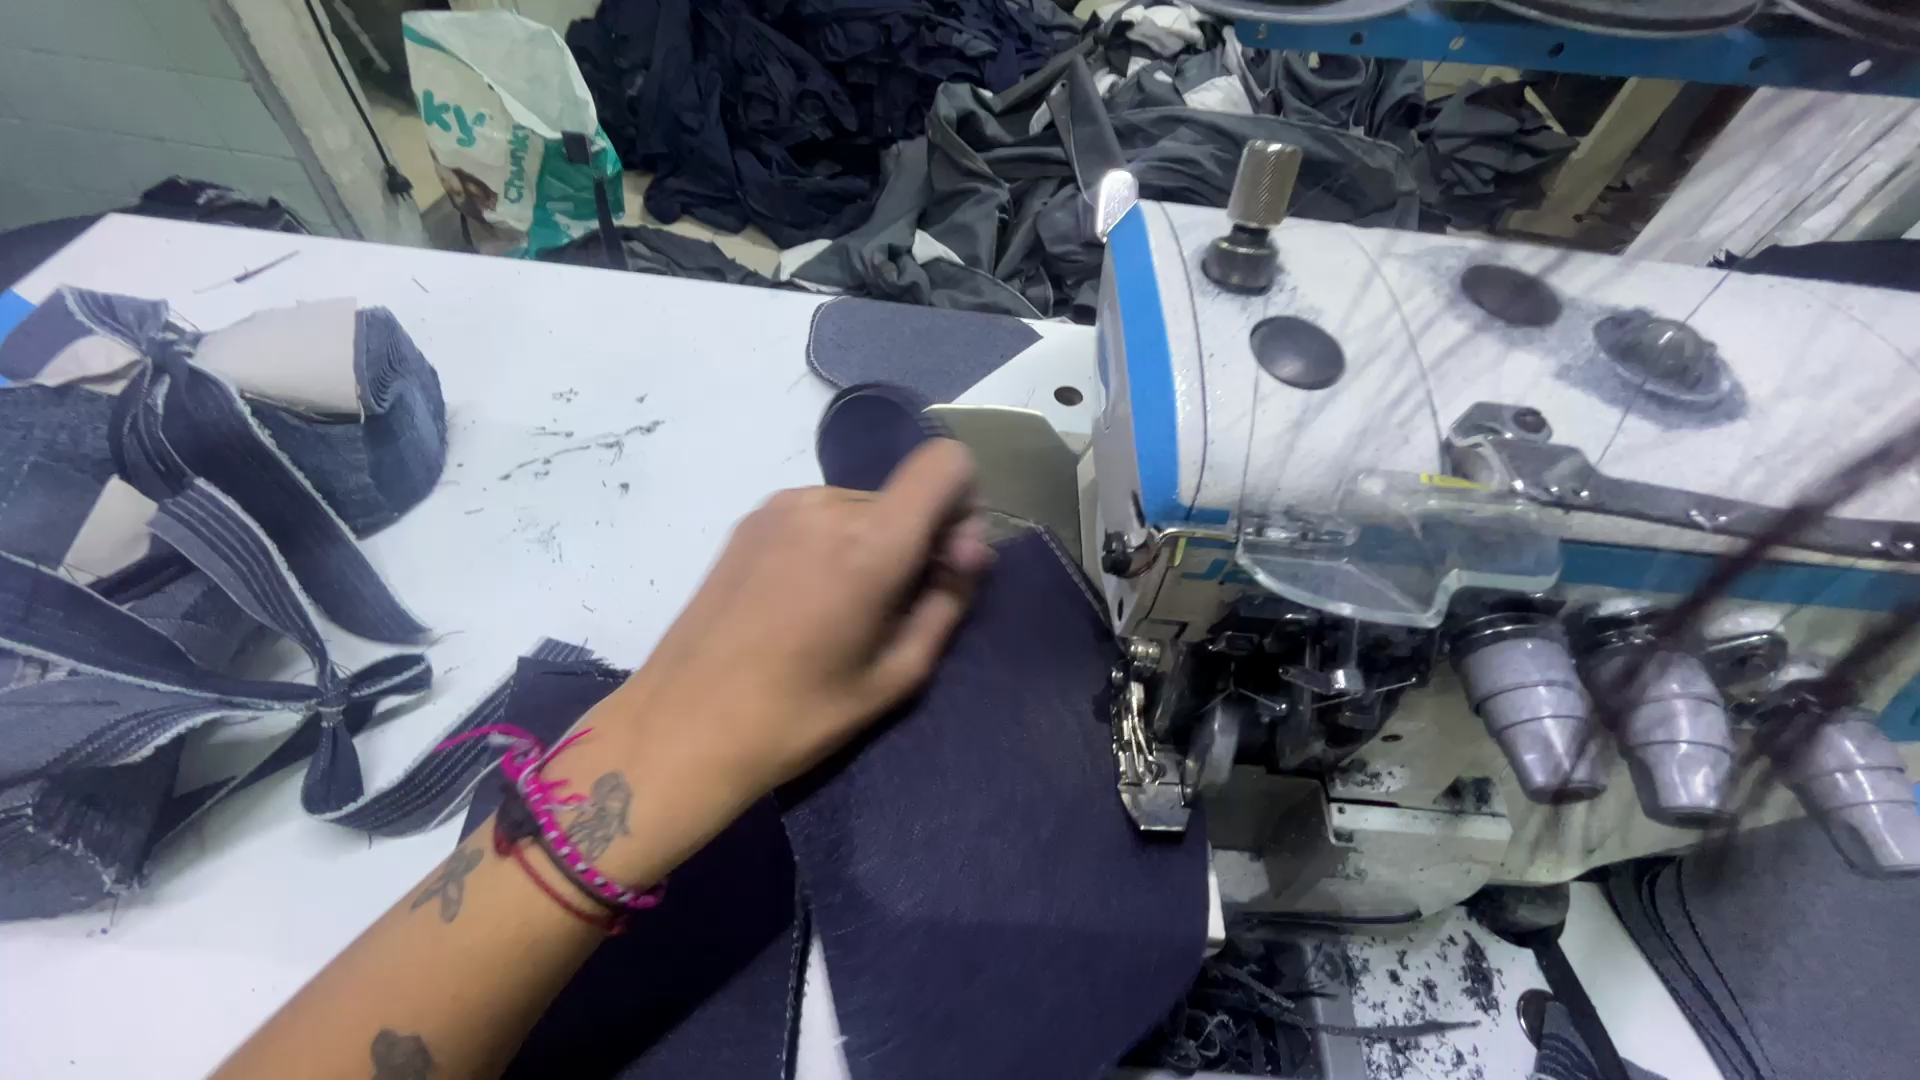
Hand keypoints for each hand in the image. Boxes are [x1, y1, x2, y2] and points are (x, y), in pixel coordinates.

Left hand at [550, 439, 992, 883]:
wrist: (683, 726)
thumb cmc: (800, 715)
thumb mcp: (897, 675)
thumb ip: (947, 601)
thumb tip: (969, 554)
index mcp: (871, 541)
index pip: (946, 463)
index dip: (964, 504)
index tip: (948, 562)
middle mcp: (826, 503)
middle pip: (904, 495)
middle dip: (917, 540)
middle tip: (893, 609)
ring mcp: (780, 506)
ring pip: (862, 507)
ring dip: (872, 544)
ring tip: (841, 612)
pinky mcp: (749, 520)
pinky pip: (820, 515)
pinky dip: (834, 544)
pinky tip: (804, 600)